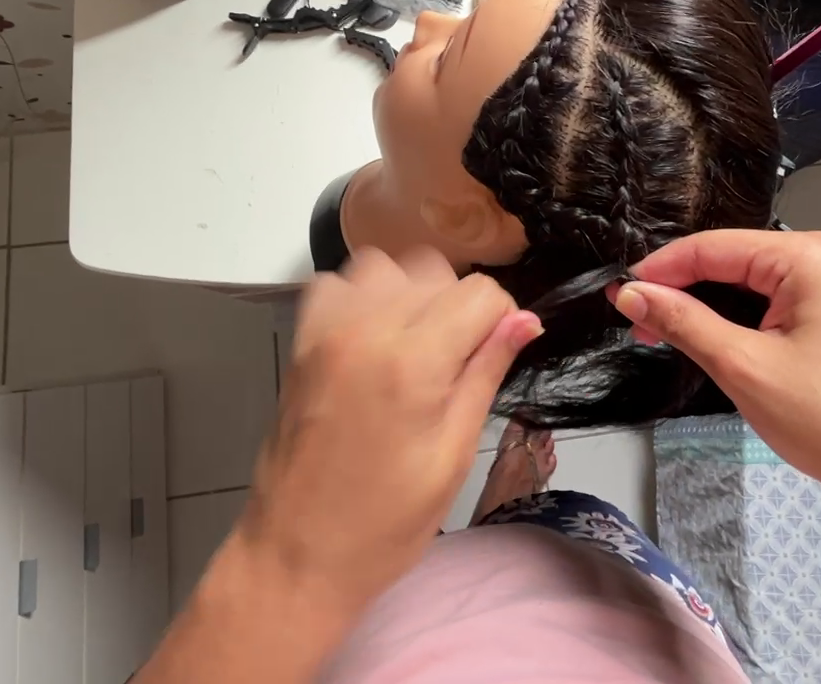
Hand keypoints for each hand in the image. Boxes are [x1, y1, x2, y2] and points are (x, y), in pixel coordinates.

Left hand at [235, 247, 541, 611]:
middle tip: (455, 359)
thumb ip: (486, 373)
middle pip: (435, 270)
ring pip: (386, 265)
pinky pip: (337, 283)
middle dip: (458, 305)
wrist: (295, 556)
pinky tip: (371, 338)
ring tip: (413, 343)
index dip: (500, 319)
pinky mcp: (301, 341)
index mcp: (412, 362)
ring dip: (409, 291)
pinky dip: (361, 296)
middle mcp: (366, 328)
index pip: (480, 293)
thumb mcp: (454, 454)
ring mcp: (326, 330)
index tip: (495, 353)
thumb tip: (525, 320)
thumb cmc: (386, 523)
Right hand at [613, 229, 820, 507]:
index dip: (659, 268)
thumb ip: (682, 321)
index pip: (713, 246)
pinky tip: (709, 338)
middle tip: (636, 322)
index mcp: (808, 256)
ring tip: (663, 334)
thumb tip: (632, 294)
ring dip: (705, 307)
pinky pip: (773, 302)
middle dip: (680, 289)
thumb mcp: (743, 367)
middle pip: (731, 261)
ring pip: (750, 284)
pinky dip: (736, 319)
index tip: (619, 292)